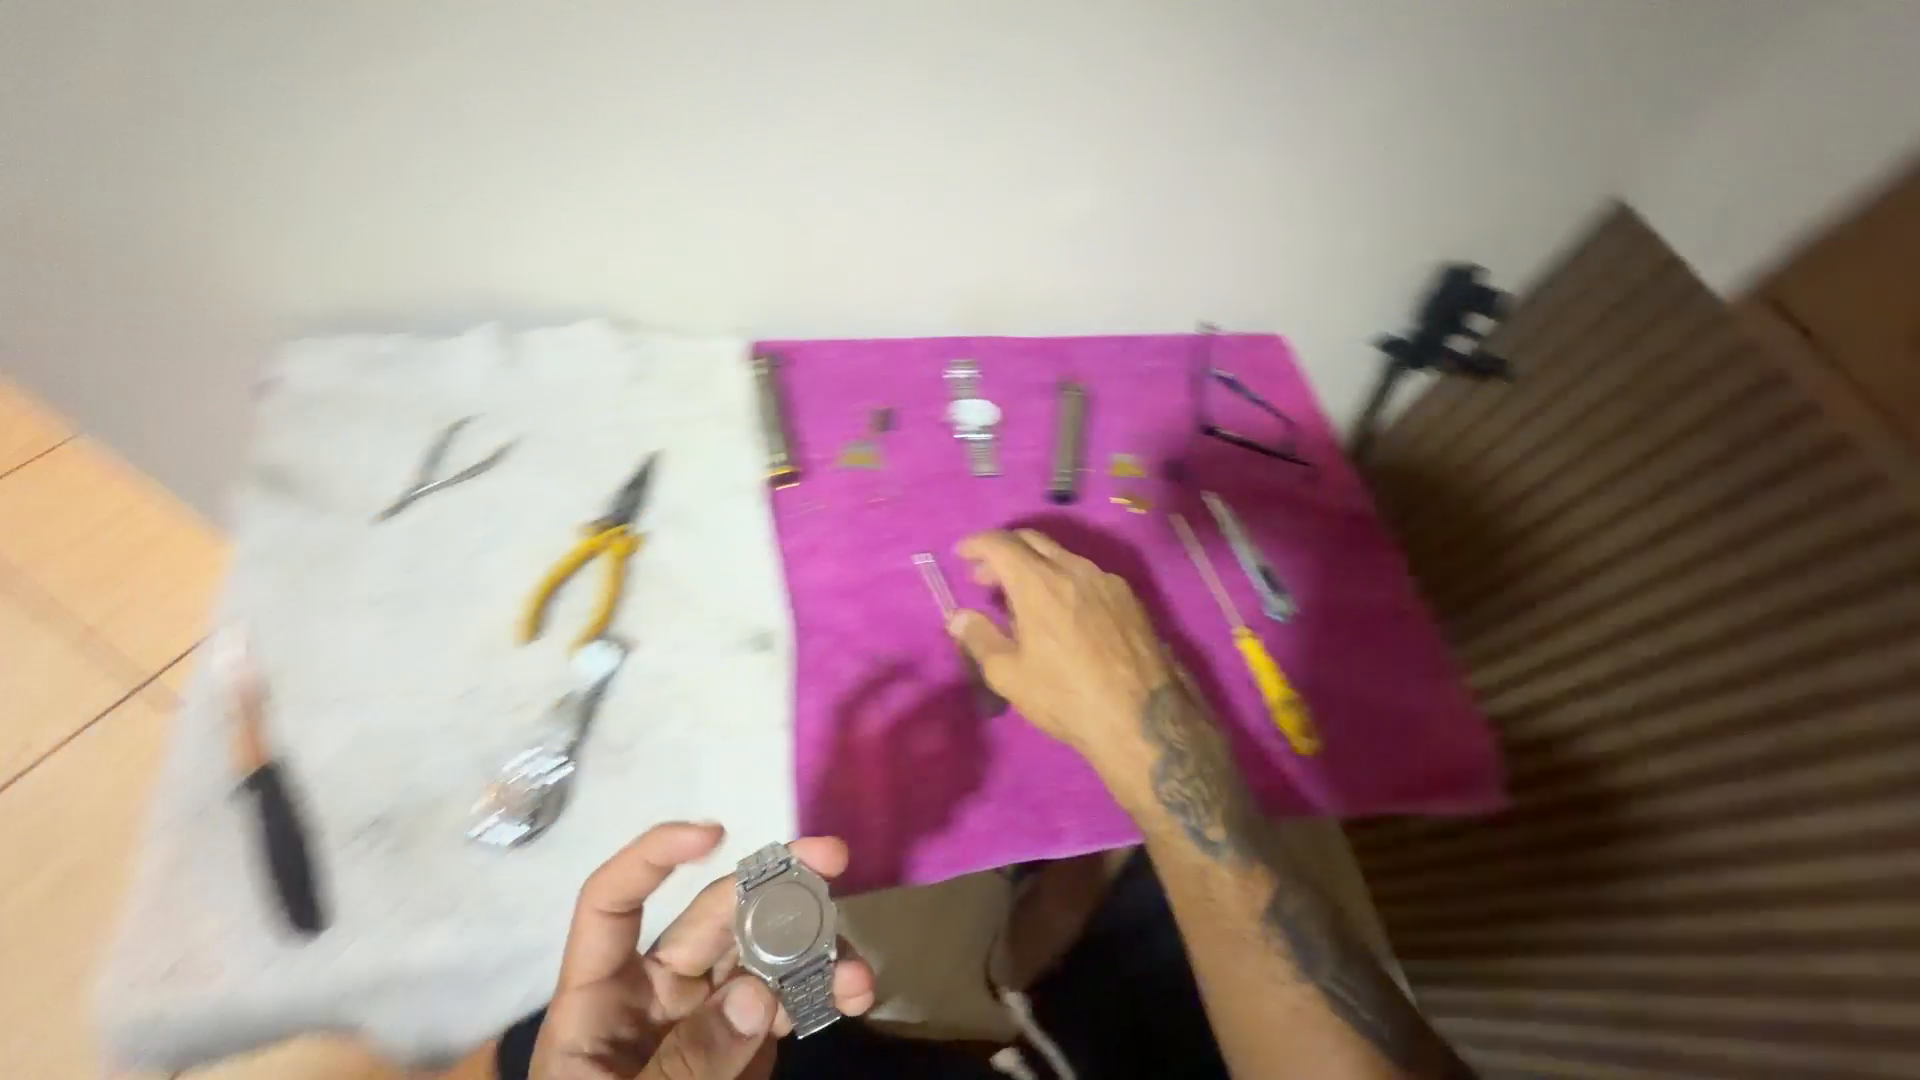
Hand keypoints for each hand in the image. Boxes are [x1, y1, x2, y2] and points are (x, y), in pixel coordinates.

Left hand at [532, 823, 875, 1079]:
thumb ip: (685, 1063)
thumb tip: (754, 992)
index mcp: (600, 998)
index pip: (613, 905)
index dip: (652, 858)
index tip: (713, 834)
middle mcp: (657, 990)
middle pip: (713, 916)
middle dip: (772, 885)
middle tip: (832, 858)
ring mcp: (709, 1015)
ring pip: (764, 953)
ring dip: (815, 947)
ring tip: (857, 970)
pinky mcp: (748, 1044)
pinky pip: (790, 1001)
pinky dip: (824, 991)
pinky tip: (857, 993)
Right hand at [948, 528, 1175, 770]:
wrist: (1140, 717)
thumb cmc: (1065, 697)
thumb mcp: (1009, 675)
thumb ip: (979, 638)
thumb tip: (958, 617)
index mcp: (1038, 583)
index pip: (1000, 544)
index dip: (976, 544)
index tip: (962, 555)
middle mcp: (1073, 569)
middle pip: (1032, 540)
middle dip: (1003, 552)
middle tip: (985, 579)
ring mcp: (1106, 580)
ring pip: (1062, 556)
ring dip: (1035, 566)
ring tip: (1022, 599)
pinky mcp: (1128, 597)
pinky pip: (1087, 574)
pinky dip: (1063, 580)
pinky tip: (1062, 612)